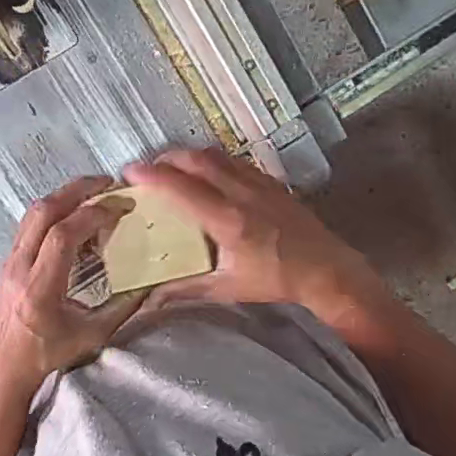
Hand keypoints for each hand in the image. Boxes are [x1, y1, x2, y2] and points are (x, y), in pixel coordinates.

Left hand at [0, 176, 143, 396]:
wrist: (1, 368)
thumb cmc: (44, 356)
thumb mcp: (92, 335)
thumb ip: (123, 306)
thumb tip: (150, 284)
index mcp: (40, 288)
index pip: (63, 235)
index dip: (94, 214)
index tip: (120, 207)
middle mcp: (19, 269)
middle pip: (43, 212)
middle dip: (78, 190)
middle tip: (107, 183)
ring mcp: (11, 263)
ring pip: (34, 214)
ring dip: (65, 197)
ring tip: (94, 193)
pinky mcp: (11, 262)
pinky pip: (31, 225)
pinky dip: (56, 211)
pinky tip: (76, 217)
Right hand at [123, 149, 387, 322]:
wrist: (326, 269)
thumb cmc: (278, 280)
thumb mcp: (229, 288)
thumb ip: (187, 290)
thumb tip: (152, 299)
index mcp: (228, 220)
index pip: (182, 188)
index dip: (152, 176)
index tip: (129, 171)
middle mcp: (242, 194)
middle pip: (198, 160)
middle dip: (168, 158)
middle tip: (150, 168)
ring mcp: (260, 184)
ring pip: (218, 156)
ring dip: (192, 156)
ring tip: (175, 166)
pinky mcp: (273, 183)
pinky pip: (237, 161)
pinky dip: (216, 160)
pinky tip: (212, 173)